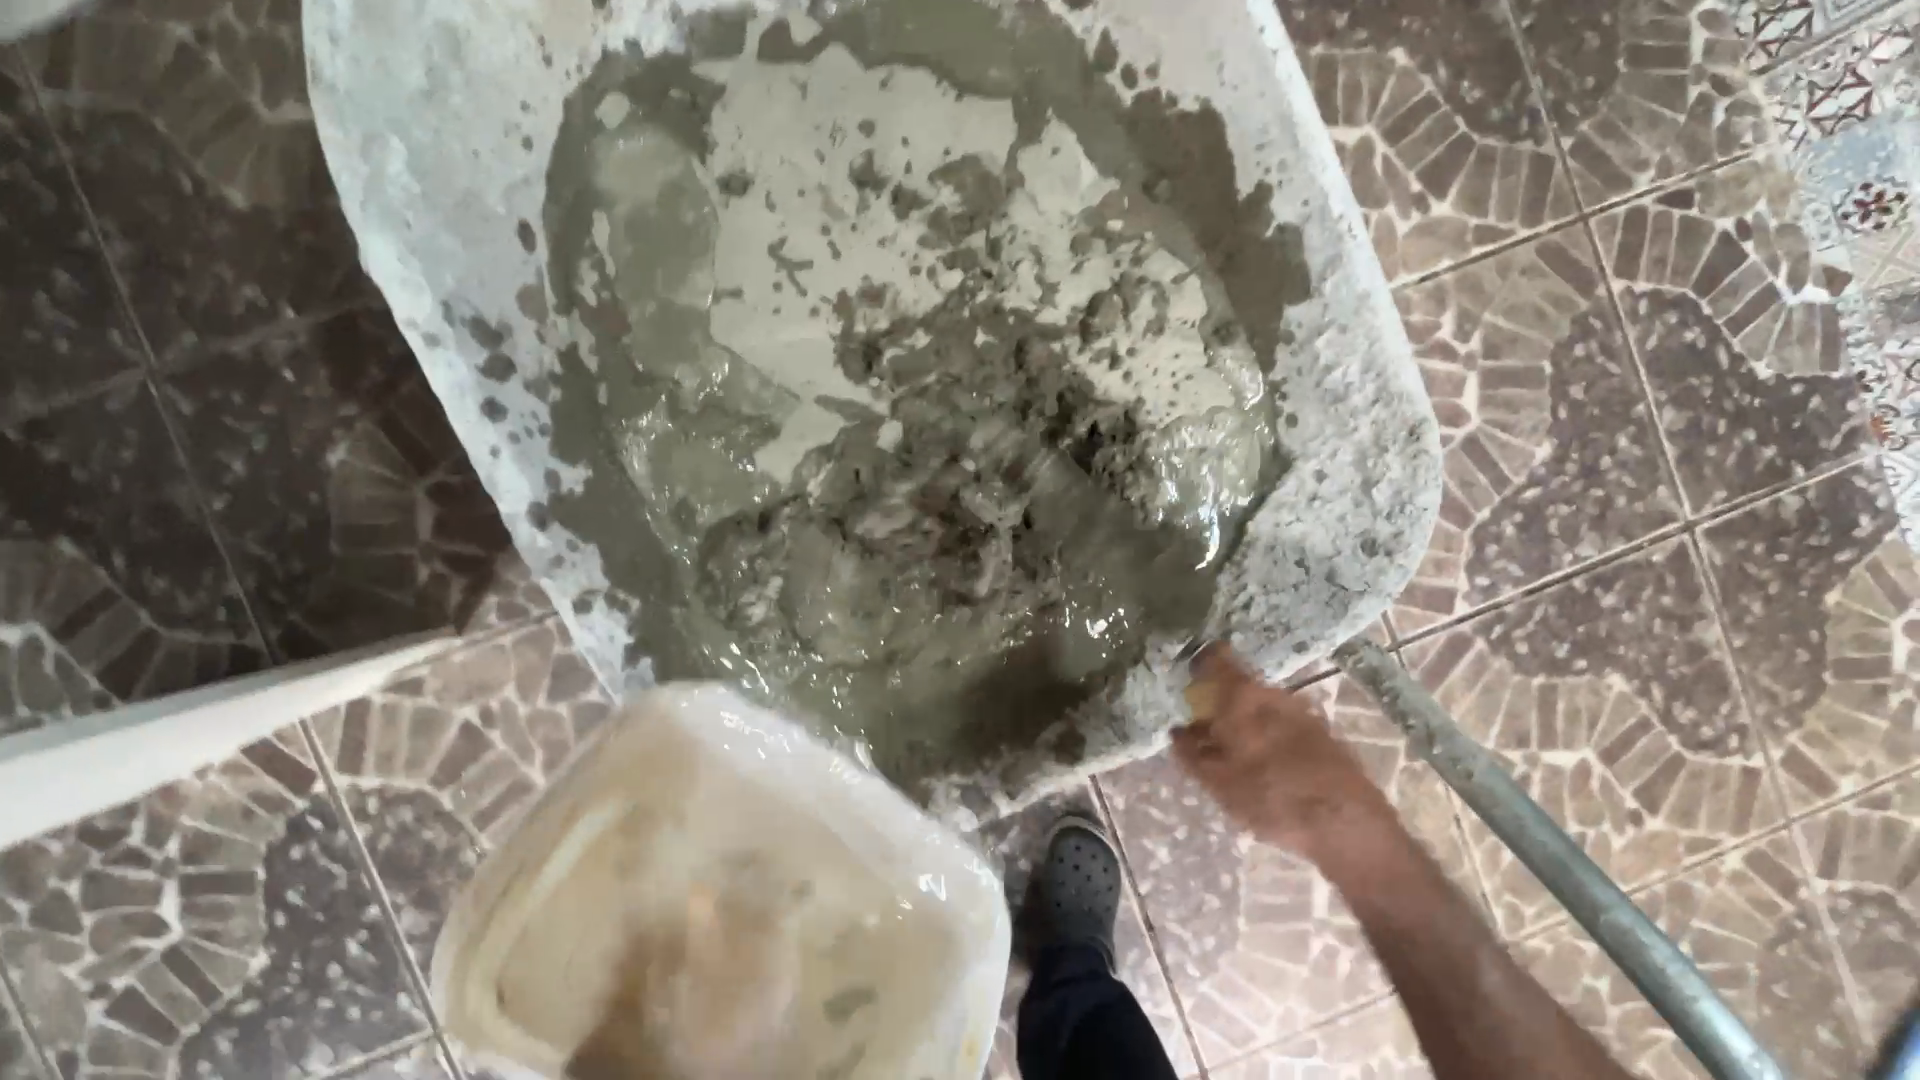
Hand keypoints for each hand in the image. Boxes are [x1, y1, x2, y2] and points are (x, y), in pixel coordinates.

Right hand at [1171, 643, 1394, 860]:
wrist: (1348, 824)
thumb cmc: (1271, 797)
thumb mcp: (1219, 783)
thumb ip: (1192, 755)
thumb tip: (1177, 734)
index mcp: (1243, 697)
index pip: (1217, 658)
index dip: (1200, 663)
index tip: (1188, 680)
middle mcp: (1274, 694)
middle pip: (1240, 687)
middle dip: (1221, 706)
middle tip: (1205, 735)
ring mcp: (1304, 713)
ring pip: (1264, 708)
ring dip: (1247, 724)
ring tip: (1235, 758)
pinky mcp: (1325, 735)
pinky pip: (1285, 726)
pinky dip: (1270, 737)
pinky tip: (1268, 769)